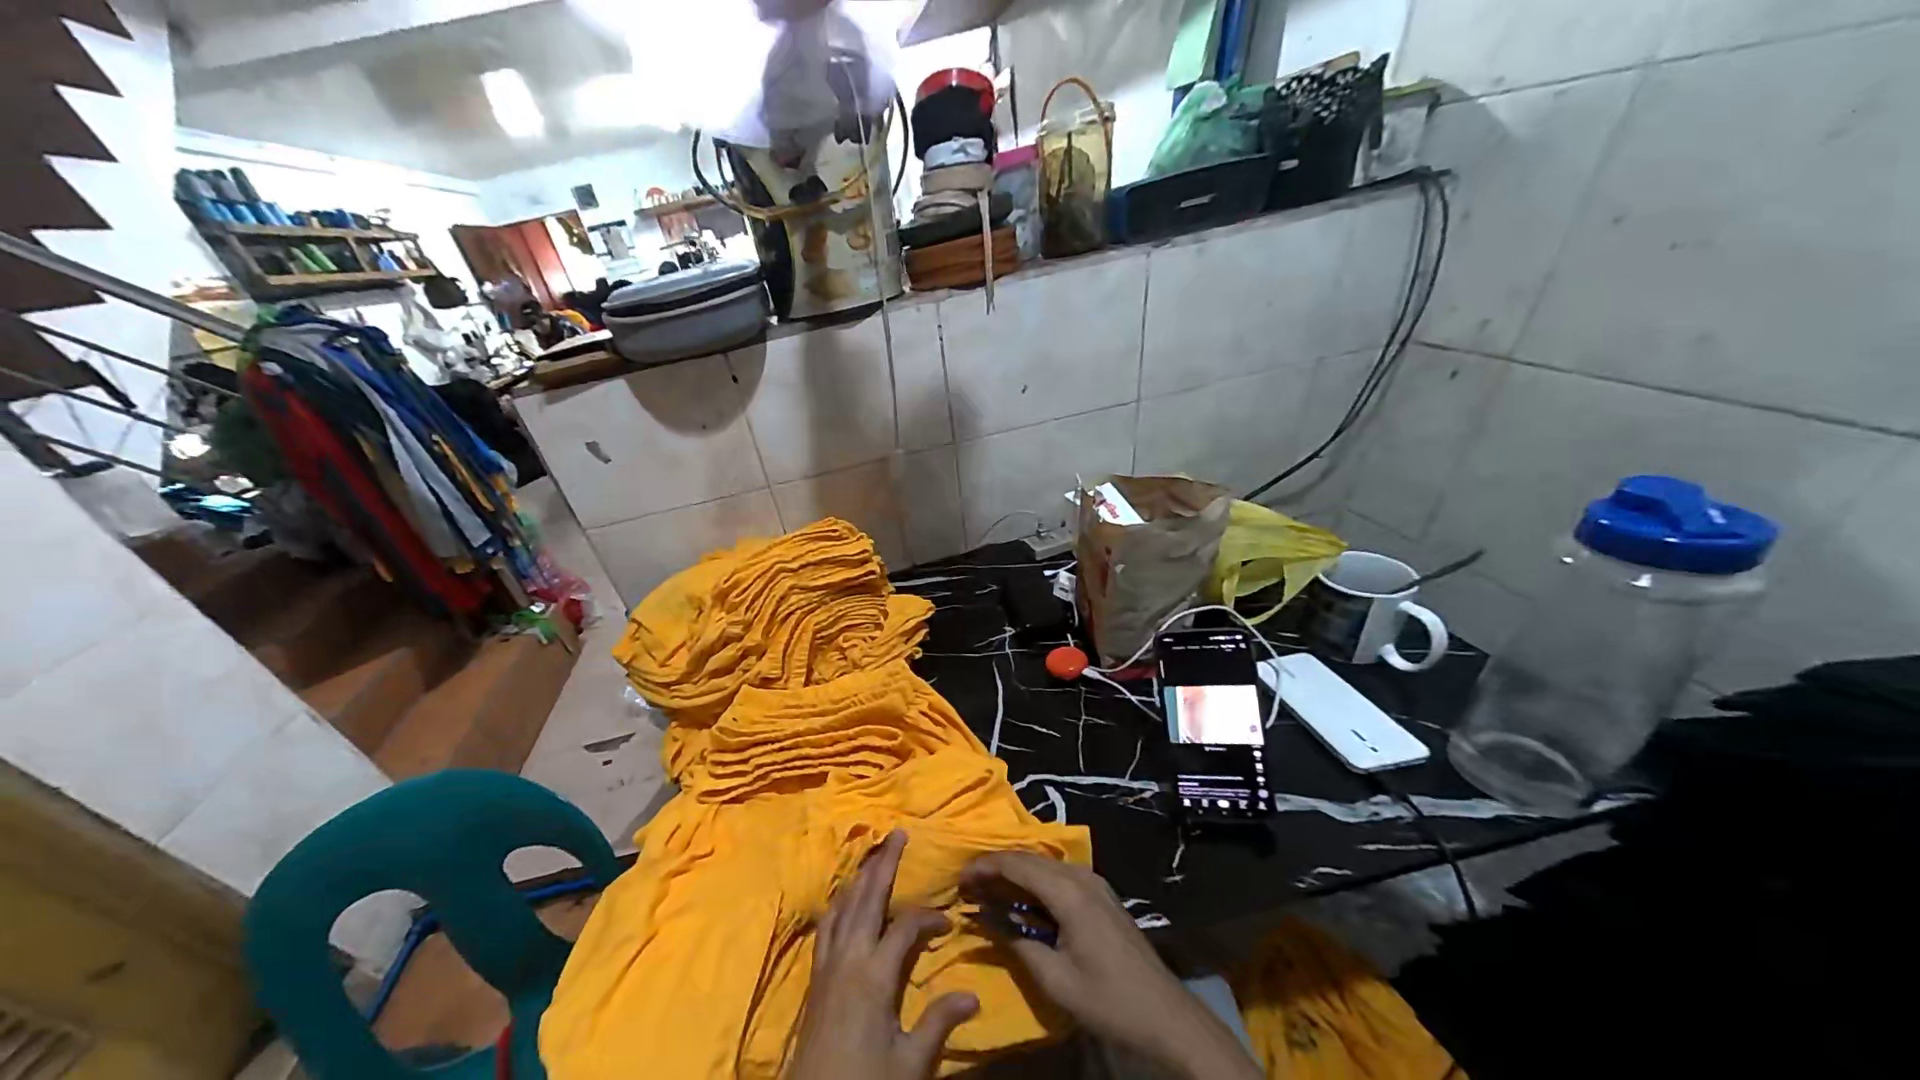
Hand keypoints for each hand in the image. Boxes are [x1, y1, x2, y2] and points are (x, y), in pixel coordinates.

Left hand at [791, 830, 979, 1079]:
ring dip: (859, 877)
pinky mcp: (814, 976)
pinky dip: (838, 904)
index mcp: (874, 974)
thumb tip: (973, 994)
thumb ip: (938, 1022)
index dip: (927, 917)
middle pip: (866, 899)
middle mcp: (848, 958)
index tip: (947, 923)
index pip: (905, 927)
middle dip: (883, 864)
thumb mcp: (910, 1061)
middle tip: (897, 833)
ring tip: (872, 853)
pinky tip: (842, 899)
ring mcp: (827, 964)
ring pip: (843, 907)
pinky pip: (826, 926)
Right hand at [961, 853, 1261, 1079]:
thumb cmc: (1108, 999)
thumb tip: (986, 919)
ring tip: (990, 892)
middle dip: (997, 867)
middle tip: (969, 886)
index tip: (960, 879)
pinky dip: (1035, 882)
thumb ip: (1017, 943)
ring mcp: (1096, 883)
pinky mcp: (1102, 895)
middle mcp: (1082, 876)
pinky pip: (1060, 876)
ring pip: (1045, 865)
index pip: (1017, 864)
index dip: (985, 867)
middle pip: (1030, 859)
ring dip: (1016, 873)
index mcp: (1069, 892)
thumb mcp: (1055, 979)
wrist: (1165, 1014)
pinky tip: (1023, 900)